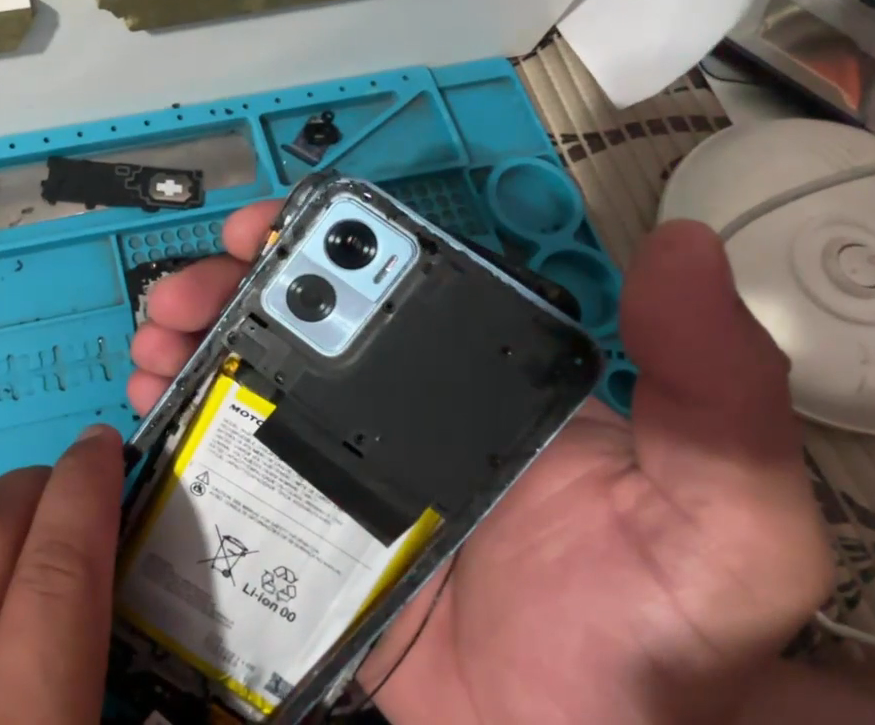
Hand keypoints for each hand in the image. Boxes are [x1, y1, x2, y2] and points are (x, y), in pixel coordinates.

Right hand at [132, 206, 833, 723]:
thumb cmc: (657, 642)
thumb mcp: (722, 517)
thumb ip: (715, 391)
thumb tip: (683, 248)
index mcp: (481, 380)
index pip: (387, 286)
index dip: (316, 247)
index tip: (255, 233)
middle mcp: (404, 412)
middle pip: (298, 329)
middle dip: (226, 294)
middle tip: (177, 297)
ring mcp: (349, 477)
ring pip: (256, 390)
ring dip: (196, 353)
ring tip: (152, 350)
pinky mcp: (308, 541)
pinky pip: (237, 476)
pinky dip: (189, 437)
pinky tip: (155, 418)